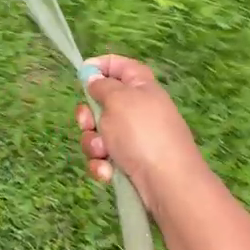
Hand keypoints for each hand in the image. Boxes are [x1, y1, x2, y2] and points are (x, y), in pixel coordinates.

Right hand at [74, 54, 206, 201]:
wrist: (167, 183)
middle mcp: (137, 110)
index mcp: (141, 88)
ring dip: (92, 142)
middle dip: (87, 115)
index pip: (120, 66)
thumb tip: (93, 79)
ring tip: (103, 153)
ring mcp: (133, 138)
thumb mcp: (118, 99)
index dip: (100, 66)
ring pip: (97, 132)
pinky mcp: (128, 162)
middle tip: (88, 123)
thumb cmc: (142, 133)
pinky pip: (103, 156)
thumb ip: (101, 85)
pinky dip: (101, 163)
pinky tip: (108, 171)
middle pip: (100, 102)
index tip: (81, 74)